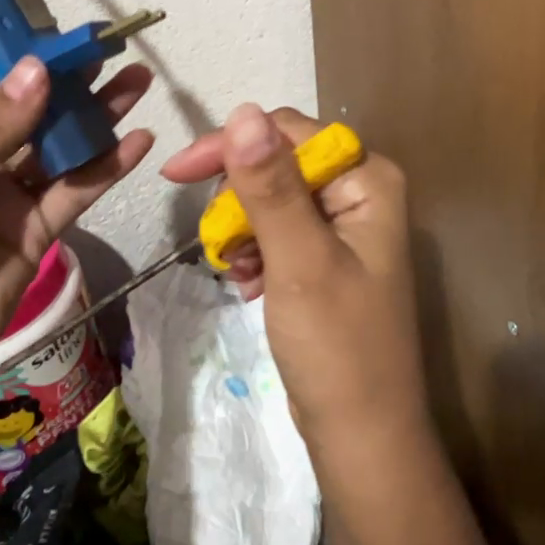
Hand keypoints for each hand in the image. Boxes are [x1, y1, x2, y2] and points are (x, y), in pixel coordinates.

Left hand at [0, 56, 154, 390]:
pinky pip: (73, 191)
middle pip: (25, 114)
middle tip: (115, 52)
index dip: (19, 60)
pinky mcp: (33, 234)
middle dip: (68, 84)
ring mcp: (0, 200)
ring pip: (56, 148)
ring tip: (138, 83)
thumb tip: (40, 67)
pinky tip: (138, 142)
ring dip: (96, 118)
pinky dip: (106, 166)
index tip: (66, 35)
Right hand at [161, 104, 425, 437]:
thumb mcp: (299, 260)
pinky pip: (280, 233)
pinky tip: (249, 285)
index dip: (234, 147)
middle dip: (238, 199)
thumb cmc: (337, 346)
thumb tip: (243, 111)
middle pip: (280, 164)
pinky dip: (257, 253)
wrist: (361, 433)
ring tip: (238, 273)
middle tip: (218, 245)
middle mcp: (363, 191)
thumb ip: (270, 186)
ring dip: (243, 230)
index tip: (175, 175)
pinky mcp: (329, 257)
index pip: (292, 132)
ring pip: (273, 199)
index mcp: (369, 178)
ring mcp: (347, 226)